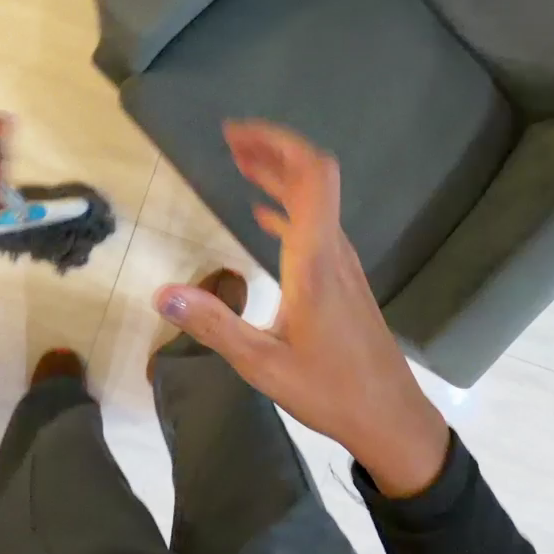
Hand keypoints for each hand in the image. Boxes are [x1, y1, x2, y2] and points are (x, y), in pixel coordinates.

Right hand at [153, 121, 449, 497]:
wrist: (391, 418)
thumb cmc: (330, 391)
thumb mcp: (263, 365)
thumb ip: (215, 325)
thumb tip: (162, 294)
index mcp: (314, 261)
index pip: (311, 178)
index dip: (278, 145)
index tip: (238, 135)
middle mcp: (332, 251)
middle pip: (312, 178)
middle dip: (272, 151)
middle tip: (230, 139)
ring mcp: (341, 264)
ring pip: (314, 200)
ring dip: (280, 175)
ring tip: (240, 163)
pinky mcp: (342, 280)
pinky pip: (315, 226)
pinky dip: (288, 208)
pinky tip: (263, 215)